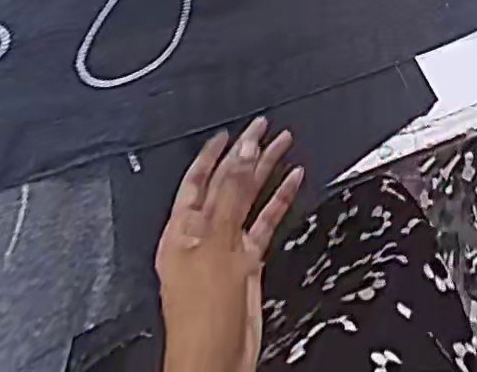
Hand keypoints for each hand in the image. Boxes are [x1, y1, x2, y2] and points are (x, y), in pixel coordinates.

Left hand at [157, 117, 303, 371]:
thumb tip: (244, 152)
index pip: (198, 177)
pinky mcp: (247, 262)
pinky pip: (265, 221)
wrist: (216, 362)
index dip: (214, 151)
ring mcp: (226, 247)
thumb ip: (231, 194)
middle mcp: (203, 234)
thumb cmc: (199, 316)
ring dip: (267, 170)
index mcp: (183, 228)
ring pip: (250, 198)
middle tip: (265, 128)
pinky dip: (280, 199)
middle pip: (228, 182)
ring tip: (284, 143)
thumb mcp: (215, 243)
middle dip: (247, 154)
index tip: (231, 130)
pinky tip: (293, 180)